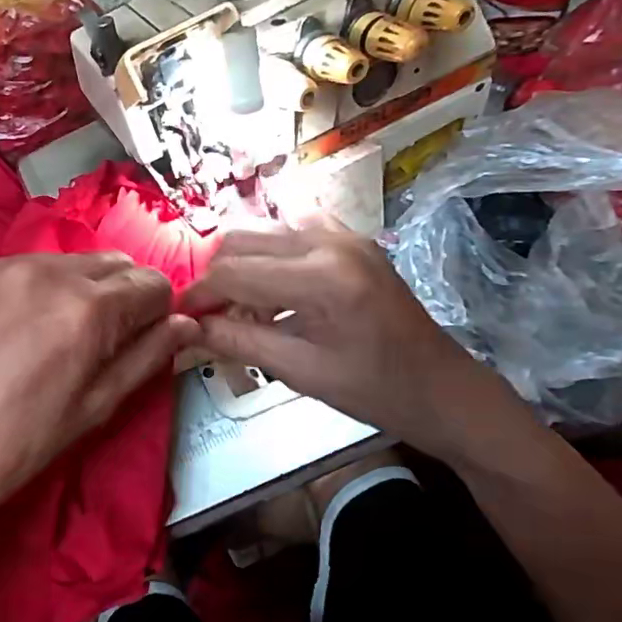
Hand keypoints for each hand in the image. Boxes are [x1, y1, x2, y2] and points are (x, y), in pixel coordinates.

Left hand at [0, 253, 195, 539]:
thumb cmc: (20, 444)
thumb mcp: (97, 406)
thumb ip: (148, 357)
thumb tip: (187, 324)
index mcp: (88, 309)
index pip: (153, 284)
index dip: (160, 312)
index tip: (147, 339)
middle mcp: (52, 272)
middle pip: (119, 263)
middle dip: (128, 295)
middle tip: (110, 340)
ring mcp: (9, 266)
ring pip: (79, 261)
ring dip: (91, 288)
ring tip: (66, 334)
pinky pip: (37, 266)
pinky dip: (50, 287)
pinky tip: (29, 327)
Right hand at [179, 218, 528, 464]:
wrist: (441, 386)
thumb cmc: (375, 390)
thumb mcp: (301, 372)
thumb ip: (239, 343)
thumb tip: (188, 329)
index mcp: (322, 277)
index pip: (235, 272)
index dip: (199, 294)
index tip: (180, 316)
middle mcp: (330, 240)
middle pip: (243, 239)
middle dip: (218, 276)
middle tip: (211, 317)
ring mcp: (345, 234)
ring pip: (265, 230)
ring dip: (243, 265)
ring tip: (245, 311)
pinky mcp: (352, 238)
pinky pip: (294, 231)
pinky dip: (272, 256)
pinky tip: (275, 291)